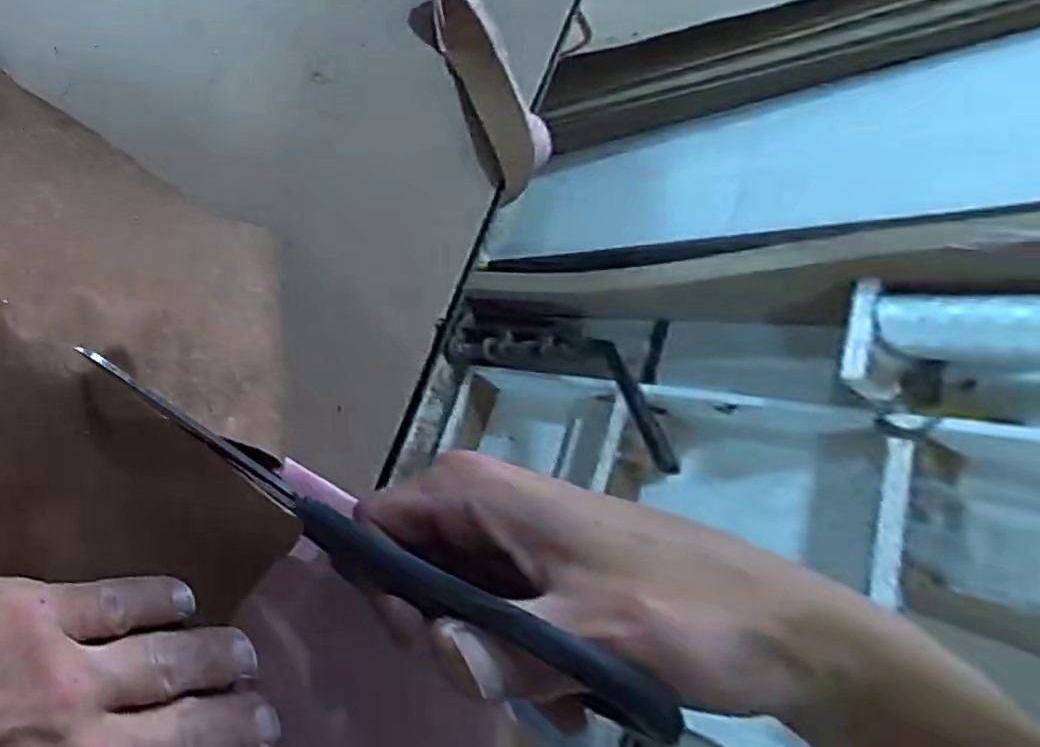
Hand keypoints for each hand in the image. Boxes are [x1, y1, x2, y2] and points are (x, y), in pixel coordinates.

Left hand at [0, 576, 278, 746]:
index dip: (220, 746)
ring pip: (156, 654)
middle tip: (263, 699)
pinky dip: (153, 599)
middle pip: (179, 716)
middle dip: (228, 708)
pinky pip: (112, 602)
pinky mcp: (42, 608)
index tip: (257, 733)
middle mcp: (86, 727)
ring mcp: (67, 662)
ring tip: (237, 647)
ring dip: (203, 651)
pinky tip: (178, 596)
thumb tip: (123, 737)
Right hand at [357, 452, 1038, 746]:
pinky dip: (510, 643)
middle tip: (489, 677)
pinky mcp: (534, 554)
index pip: (377, 522)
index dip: (383, 583)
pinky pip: (489, 596)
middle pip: (408, 556)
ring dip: (481, 642)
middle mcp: (474, 494)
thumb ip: (513, 647)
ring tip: (542, 691)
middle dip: (439, 623)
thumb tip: (438, 655)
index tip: (425, 644)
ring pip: (449, 583)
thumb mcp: (601, 635)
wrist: (801, 630)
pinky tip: (563, 686)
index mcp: (469, 487)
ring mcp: (505, 524)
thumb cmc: (694, 611)